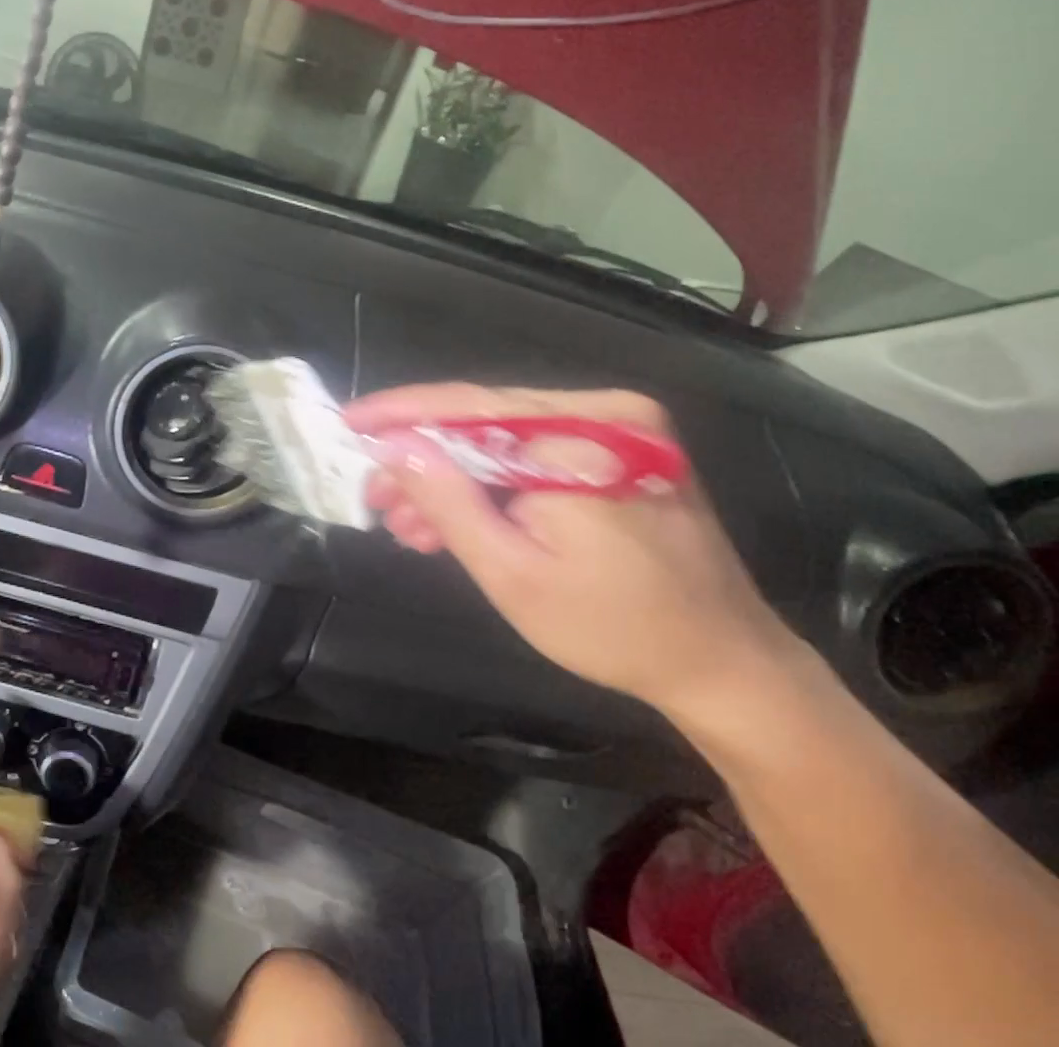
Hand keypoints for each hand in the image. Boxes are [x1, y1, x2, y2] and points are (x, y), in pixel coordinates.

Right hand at [345, 384, 811, 716]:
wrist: (720, 660)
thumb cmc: (610, 626)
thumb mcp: (510, 571)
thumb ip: (448, 501)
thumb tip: (395, 445)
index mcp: (582, 438)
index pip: (467, 407)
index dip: (400, 415)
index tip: (347, 424)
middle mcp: (607, 415)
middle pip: (484, 421)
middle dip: (422, 460)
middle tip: (375, 502)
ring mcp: (621, 432)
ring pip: (504, 440)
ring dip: (452, 480)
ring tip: (412, 529)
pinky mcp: (624, 454)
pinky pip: (536, 455)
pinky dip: (493, 485)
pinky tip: (461, 523)